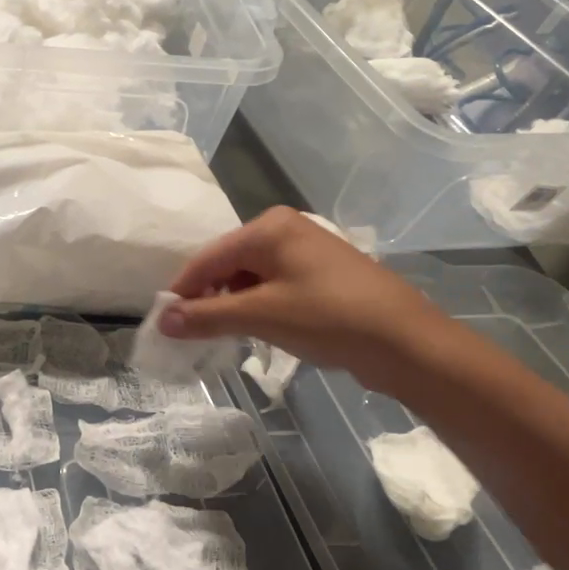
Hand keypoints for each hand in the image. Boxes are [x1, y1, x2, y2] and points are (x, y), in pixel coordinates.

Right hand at [161, 207, 459, 393]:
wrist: (405, 341)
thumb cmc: (328, 317)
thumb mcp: (260, 316)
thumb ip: (206, 316)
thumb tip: (162, 321)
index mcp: (268, 228)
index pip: (207, 258)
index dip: (182, 291)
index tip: (163, 324)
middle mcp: (285, 229)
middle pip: (226, 264)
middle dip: (206, 298)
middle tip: (190, 334)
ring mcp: (305, 251)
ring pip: (248, 277)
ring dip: (230, 305)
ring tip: (221, 336)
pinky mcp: (320, 275)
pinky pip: (271, 286)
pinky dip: (256, 307)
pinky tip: (255, 331)